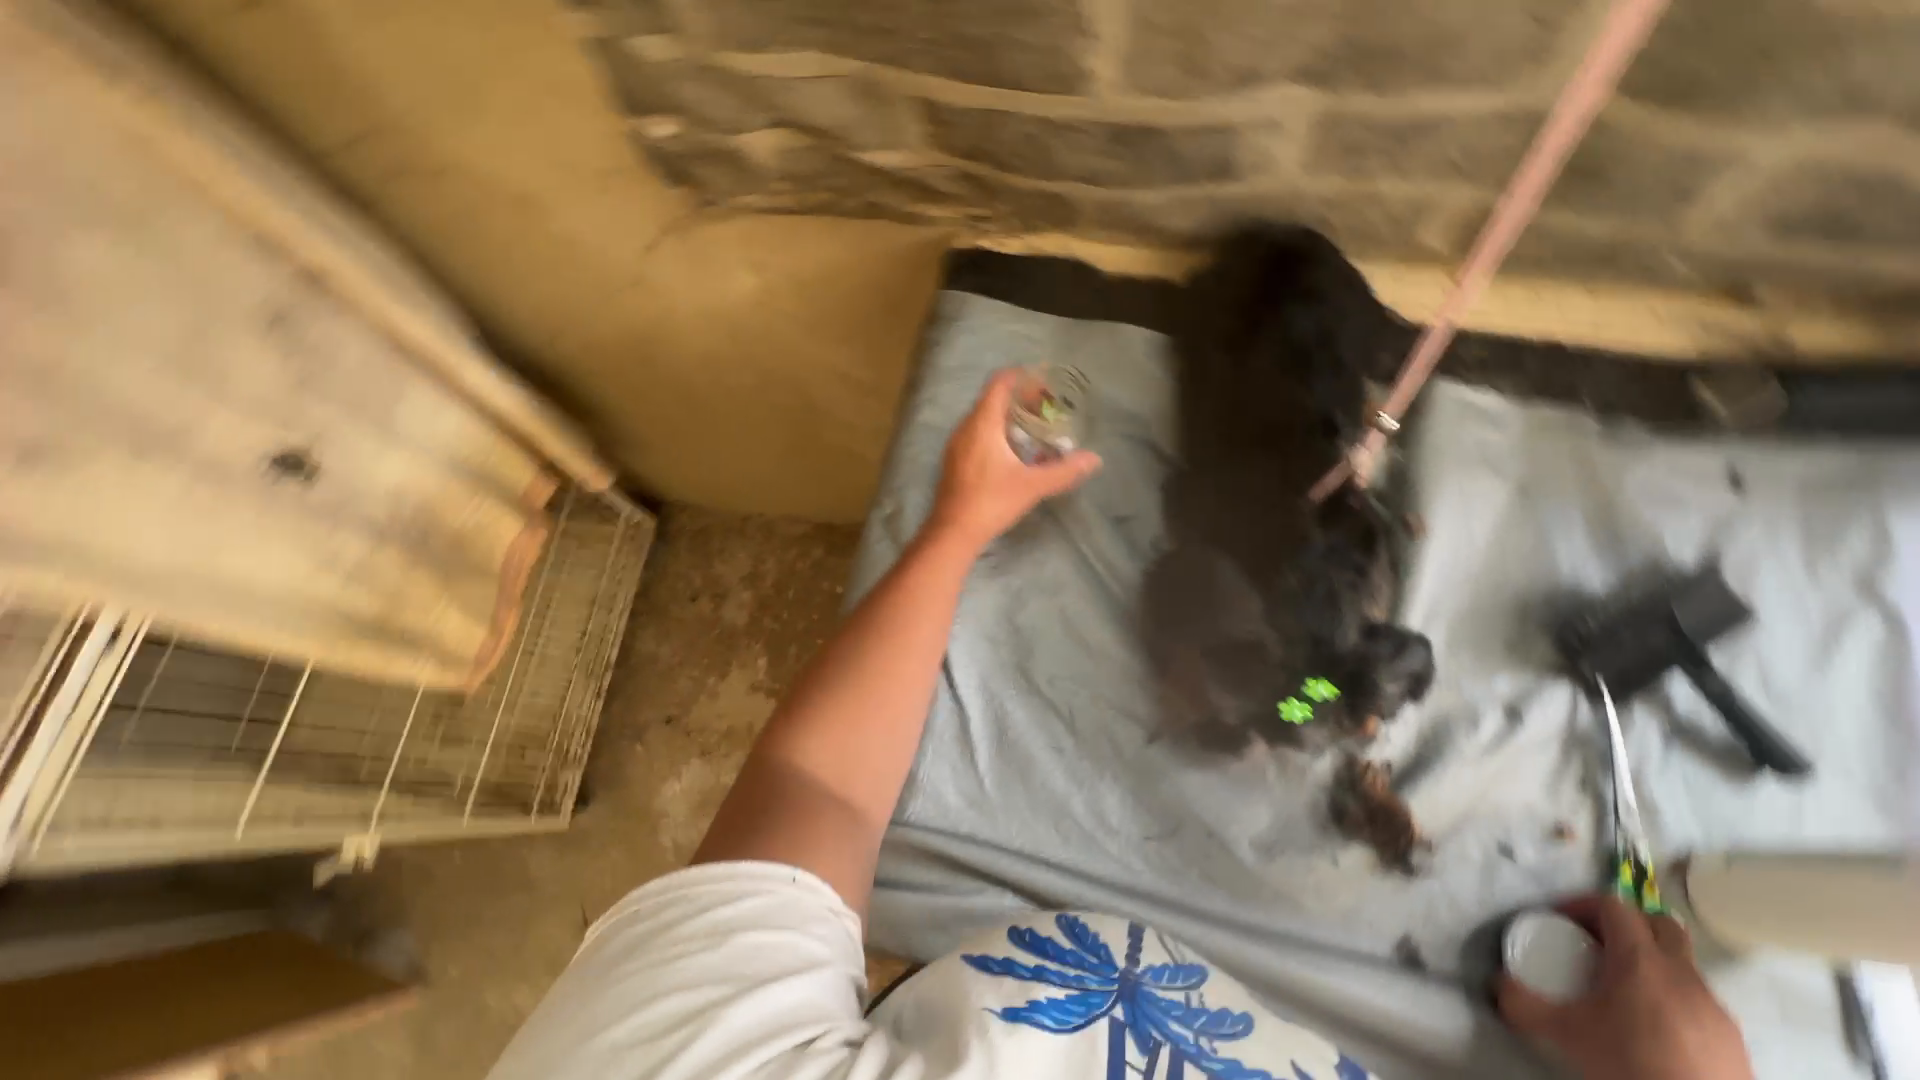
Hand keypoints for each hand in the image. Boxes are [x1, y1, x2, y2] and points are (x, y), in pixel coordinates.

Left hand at [926, 369, 1100, 551]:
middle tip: (1047, 409)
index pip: (1000, 383)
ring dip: (1009, 419)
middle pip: (993, 399)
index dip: (1023, 378)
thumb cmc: (991, 502)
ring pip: (984, 419)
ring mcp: (956, 445)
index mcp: (982, 423)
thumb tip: (1094, 459)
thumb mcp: (1032, 486)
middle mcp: (965, 427)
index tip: (1045, 384)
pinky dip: (997, 435)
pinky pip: (977, 436)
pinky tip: (1014, 455)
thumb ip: (1064, 470)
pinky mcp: (954, 462)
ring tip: (1034, 431)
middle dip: (1020, 399)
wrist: (952, 532)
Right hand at [1498, 896, 1752, 1079]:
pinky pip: (1699, 1000)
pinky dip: (1674, 999)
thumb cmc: (1629, 1063)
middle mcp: (1682, 973)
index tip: (1560, 921)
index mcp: (1640, 960)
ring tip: (1624, 994)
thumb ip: (1522, 1002)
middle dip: (1626, 926)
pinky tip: (1656, 1030)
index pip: (1614, 906)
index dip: (1583, 904)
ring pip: (1682, 964)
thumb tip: (1498, 982)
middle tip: (1596, 946)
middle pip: (1659, 924)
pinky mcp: (1732, 1035)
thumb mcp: (1563, 1033)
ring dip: (1651, 964)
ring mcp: (1714, 1004)